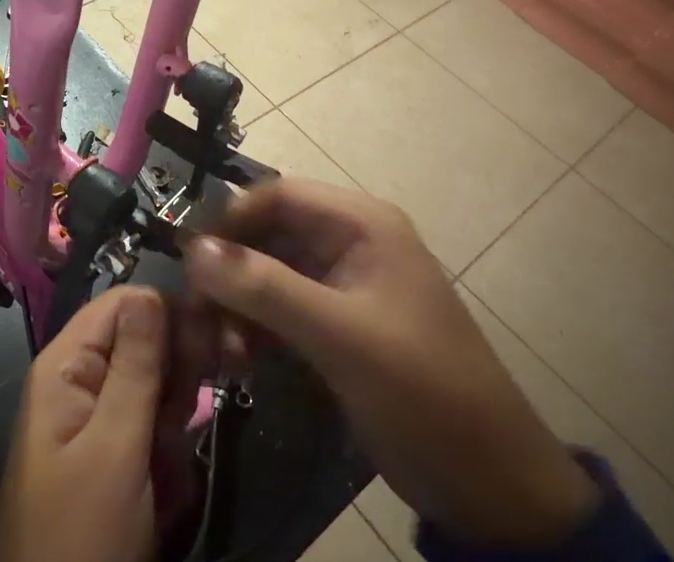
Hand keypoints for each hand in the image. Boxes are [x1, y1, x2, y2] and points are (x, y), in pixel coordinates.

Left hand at [0, 287, 174, 561]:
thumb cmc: (82, 532)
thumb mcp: (114, 447)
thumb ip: (136, 367)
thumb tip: (153, 292)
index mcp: (66, 365)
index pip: (125, 304)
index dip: (171, 313)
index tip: (216, 343)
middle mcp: (80, 381)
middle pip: (147, 346)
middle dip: (176, 385)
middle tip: (175, 432)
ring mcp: (99, 420)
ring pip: (159, 394)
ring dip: (172, 434)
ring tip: (161, 479)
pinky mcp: (115, 454)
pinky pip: (154, 435)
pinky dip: (167, 464)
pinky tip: (163, 497)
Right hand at [183, 178, 596, 548]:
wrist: (485, 479)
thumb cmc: (421, 391)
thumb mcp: (341, 336)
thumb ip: (265, 288)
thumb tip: (192, 248)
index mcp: (362, 225)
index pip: (277, 195)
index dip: (229, 221)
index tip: (188, 263)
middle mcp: (348, 243)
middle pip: (264, 235)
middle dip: (227, 274)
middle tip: (197, 320)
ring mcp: (340, 287)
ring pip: (264, 275)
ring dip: (235, 308)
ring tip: (221, 354)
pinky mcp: (333, 327)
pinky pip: (275, 311)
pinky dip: (252, 330)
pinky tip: (239, 363)